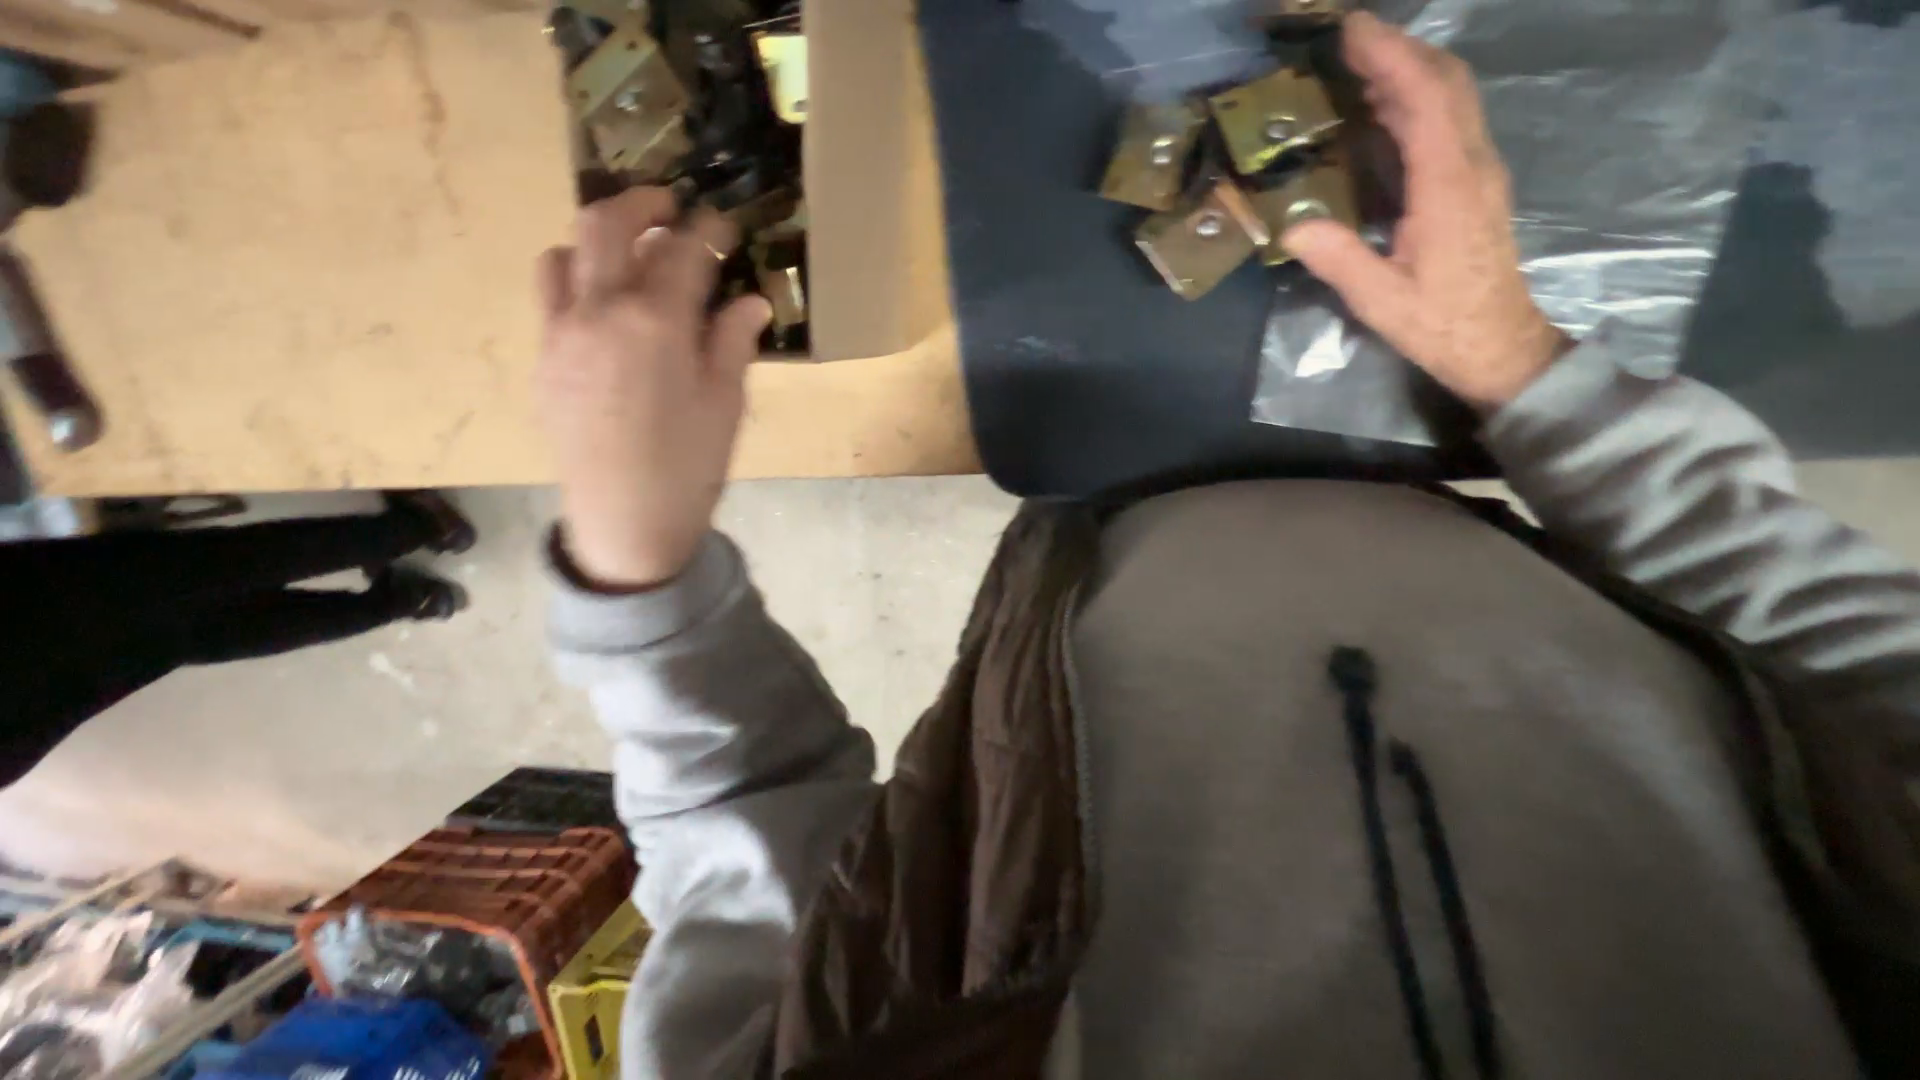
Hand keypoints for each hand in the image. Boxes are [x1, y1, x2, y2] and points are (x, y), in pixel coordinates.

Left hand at [536, 188, 771, 589]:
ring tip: (629, 254)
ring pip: (568, 252)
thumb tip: (748, 301)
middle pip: (608, 224)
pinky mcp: (543, 357)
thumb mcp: (725, 404)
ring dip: (599, 238)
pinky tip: (605, 306)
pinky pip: (551, 295)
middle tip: (669, 207)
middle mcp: (600, 312)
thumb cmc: (688, 468)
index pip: (684, 250)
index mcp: (656, 323)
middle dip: (642, 203)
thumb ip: (732, 342)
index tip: (725, 224)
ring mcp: (562, 332)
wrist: (624, 523)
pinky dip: (577, 279)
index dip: (709, 229)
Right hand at [1280, 12, 1571, 411]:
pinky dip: (1418, 97)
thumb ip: (1339, 258)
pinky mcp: (1477, 182)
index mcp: (1448, 186)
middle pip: (1446, 81)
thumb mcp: (1381, 301)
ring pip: (1454, 95)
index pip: (1425, 98)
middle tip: (1347, 40)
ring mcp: (1480, 170)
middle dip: (1399, 50)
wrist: (1499, 343)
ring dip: (1410, 69)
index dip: (1390, 56)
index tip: (1351, 31)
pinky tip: (1384, 108)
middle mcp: (1472, 164)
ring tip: (1358, 64)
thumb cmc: (1441, 324)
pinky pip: (1452, 120)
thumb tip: (1291, 224)